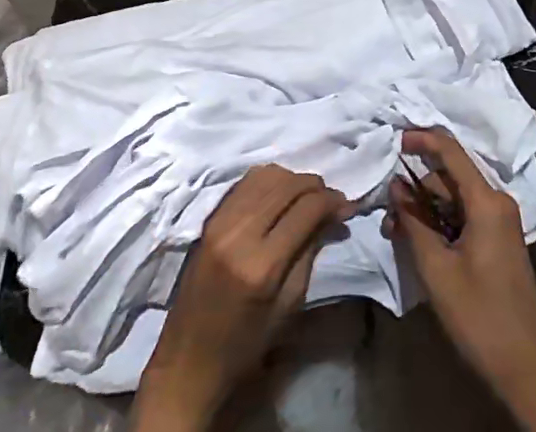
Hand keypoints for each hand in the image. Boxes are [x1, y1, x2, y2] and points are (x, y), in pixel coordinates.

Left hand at [132, 165, 346, 431]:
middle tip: (332, 201)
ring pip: (266, 175)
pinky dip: (269, 181)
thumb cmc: (245, 345)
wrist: (187, 360)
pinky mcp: (208, 220)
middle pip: (288, 185)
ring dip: (293, 180)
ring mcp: (218, 223)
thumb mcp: (289, 305)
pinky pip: (245, 182)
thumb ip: (310, 251)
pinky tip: (280, 196)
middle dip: (317, 186)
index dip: (333, 201)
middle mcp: (238, 234)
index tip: (348, 206)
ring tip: (307, 197)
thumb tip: (333, 215)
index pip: (307, 208)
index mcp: (261, 264)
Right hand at [386, 129, 535, 431]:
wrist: (526, 366)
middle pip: (451, 177)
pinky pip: (464, 217)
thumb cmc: (479, 314)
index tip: (394, 140)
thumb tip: (396, 186)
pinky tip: (417, 241)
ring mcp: (500, 222)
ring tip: (396, 232)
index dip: (423, 140)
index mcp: (487, 201)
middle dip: (417, 187)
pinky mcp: (497, 241)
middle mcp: (497, 202)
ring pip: (455, 199)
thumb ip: (414, 222)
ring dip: (425, 208)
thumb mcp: (437, 268)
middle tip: (387, 214)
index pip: (452, 152)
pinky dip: (440, 223)